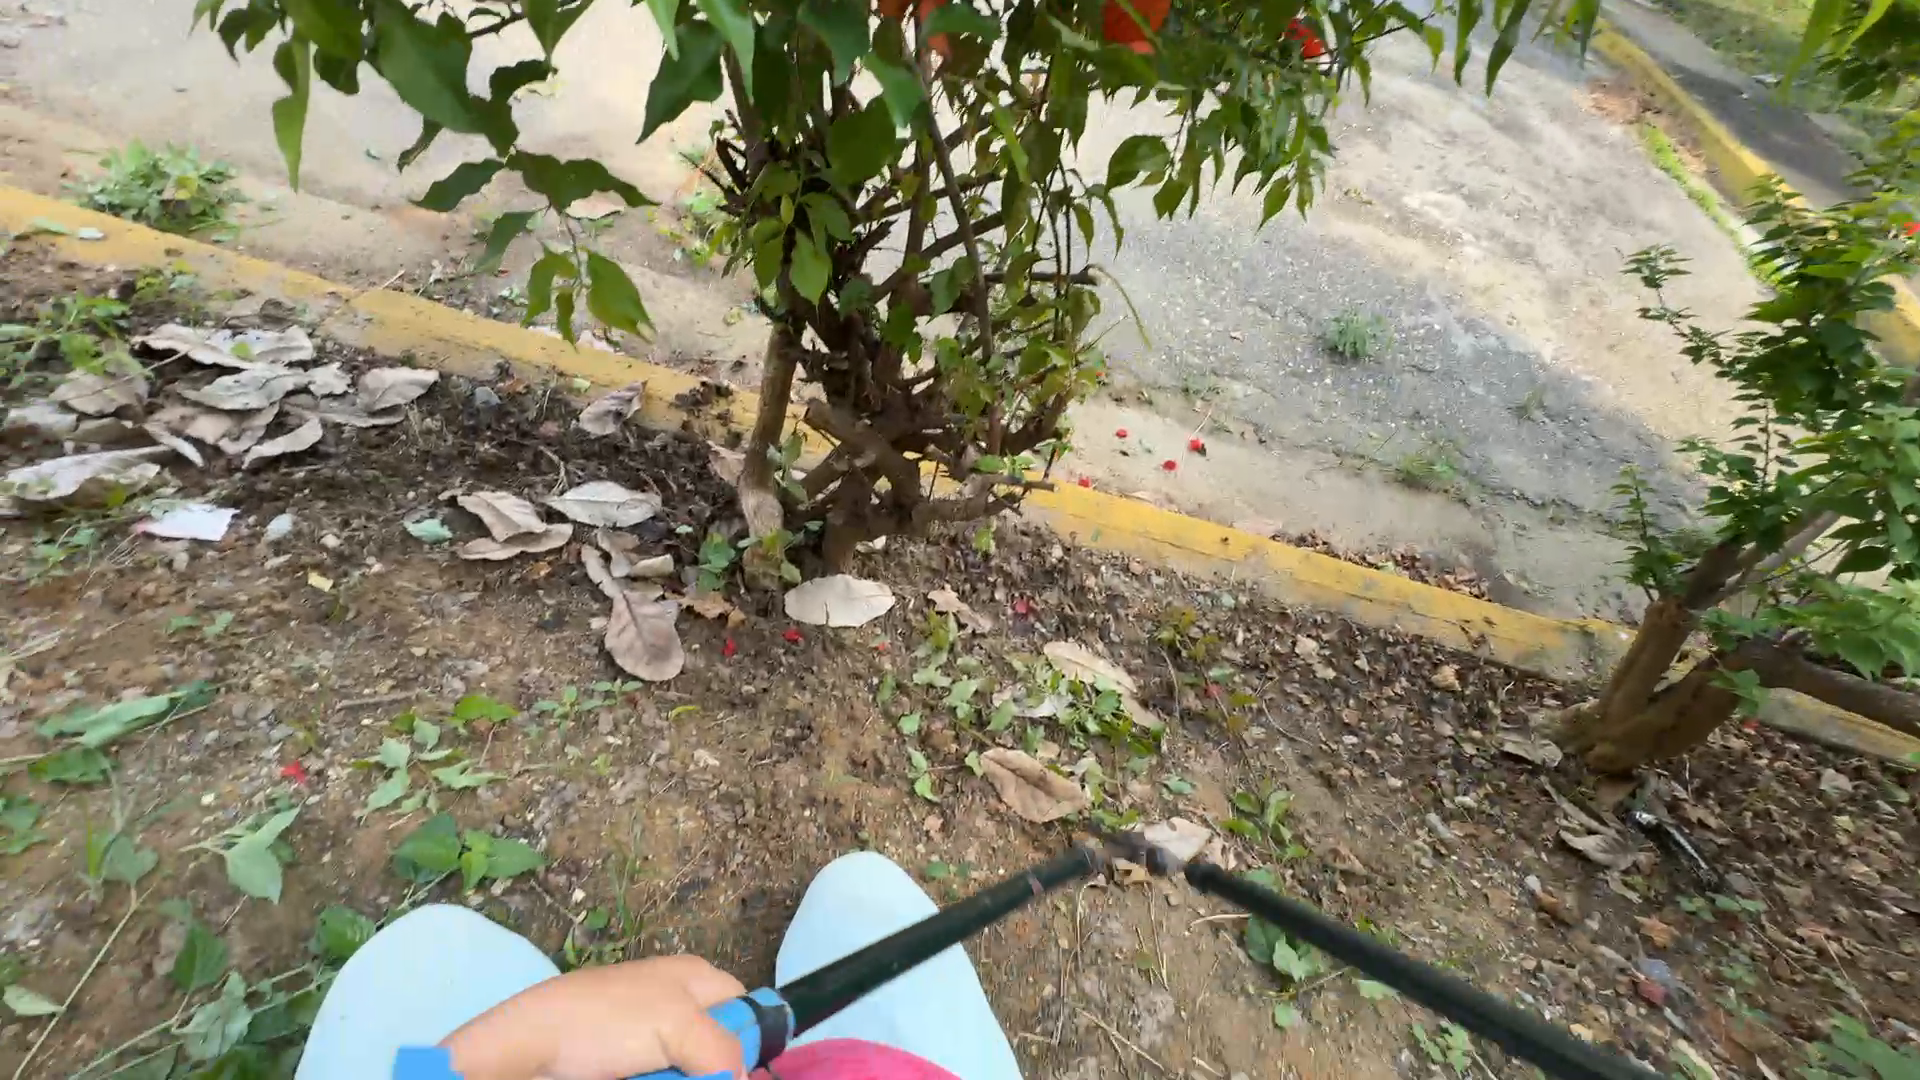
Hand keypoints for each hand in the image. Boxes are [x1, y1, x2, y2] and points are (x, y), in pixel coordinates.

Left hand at [441, 955, 748, 1079]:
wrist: (529, 1046)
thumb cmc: (608, 1021)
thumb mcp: (676, 1026)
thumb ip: (720, 1051)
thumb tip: (742, 1078)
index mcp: (696, 979)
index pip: (744, 1006)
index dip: (750, 1038)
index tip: (739, 1073)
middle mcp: (677, 1005)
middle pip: (717, 1046)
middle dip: (713, 1071)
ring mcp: (649, 1039)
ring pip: (687, 1070)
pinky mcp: (626, 1067)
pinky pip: (661, 1079)